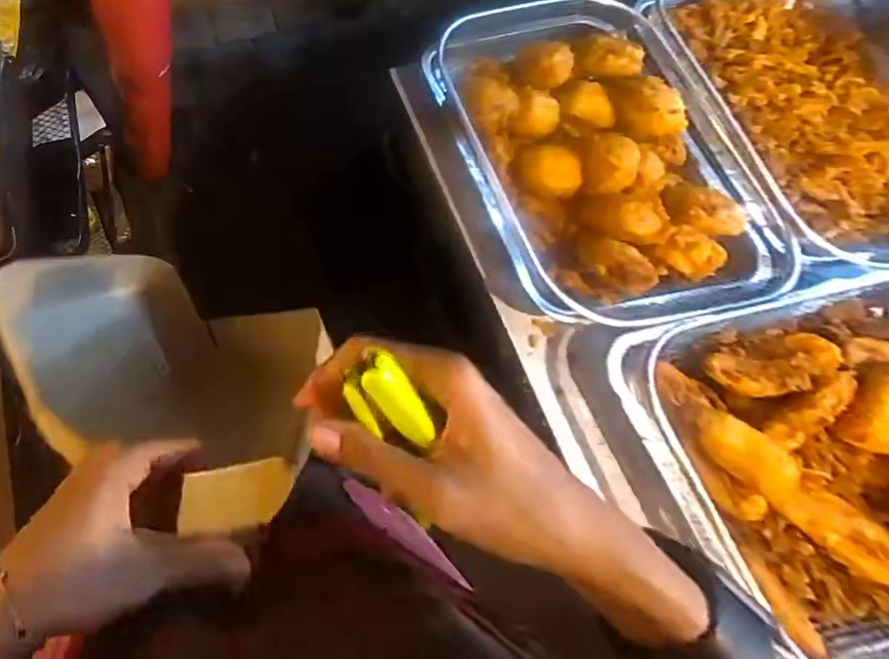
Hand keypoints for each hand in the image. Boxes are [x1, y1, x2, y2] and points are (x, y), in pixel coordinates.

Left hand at [0, 440, 251, 658]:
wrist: (14, 599)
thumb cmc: (82, 573)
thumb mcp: (146, 570)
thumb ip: (198, 560)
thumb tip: (247, 561)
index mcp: (117, 462)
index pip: (169, 446)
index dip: (198, 458)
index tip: (226, 474)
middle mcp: (99, 460)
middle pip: (151, 458)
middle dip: (182, 476)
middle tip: (211, 500)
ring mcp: (81, 480)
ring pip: (132, 474)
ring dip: (159, 491)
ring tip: (187, 516)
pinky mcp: (71, 503)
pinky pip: (117, 487)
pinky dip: (139, 501)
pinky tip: (147, 530)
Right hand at [295, 337, 709, 646]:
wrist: (583, 539)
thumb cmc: (511, 509)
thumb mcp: (433, 490)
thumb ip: (372, 457)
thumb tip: (313, 431)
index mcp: (443, 374)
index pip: (366, 351)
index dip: (328, 373)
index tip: (305, 409)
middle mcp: (447, 372)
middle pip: (376, 371)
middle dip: (344, 403)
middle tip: (328, 444)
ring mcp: (457, 394)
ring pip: (391, 395)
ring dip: (368, 426)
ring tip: (361, 467)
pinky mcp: (463, 416)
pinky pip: (411, 414)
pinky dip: (392, 438)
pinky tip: (395, 477)